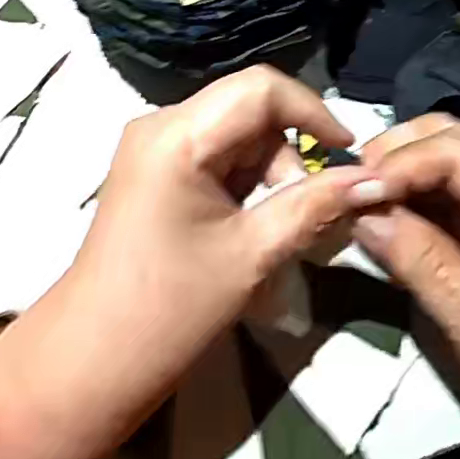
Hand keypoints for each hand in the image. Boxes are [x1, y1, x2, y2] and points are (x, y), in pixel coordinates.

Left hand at [0, 66, 389, 458]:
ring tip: (278, 230)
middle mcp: (163, 124)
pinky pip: (222, 153)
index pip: (261, 89)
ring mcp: (157, 145)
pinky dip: (249, 182)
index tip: (346, 151)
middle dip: (289, 153)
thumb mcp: (252, 255)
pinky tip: (254, 224)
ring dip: (271, 173)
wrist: (84, 370)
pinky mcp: (159, 167)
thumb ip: (316, 206)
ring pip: (241, 133)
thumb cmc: (166, 312)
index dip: (312, 110)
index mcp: (178, 136)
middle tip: (308, 207)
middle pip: (252, 109)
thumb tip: (375, 180)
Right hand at [352, 119, 459, 458]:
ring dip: (406, 183)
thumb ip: (427, 265)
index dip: (402, 162)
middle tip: (350, 190)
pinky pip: (459, 216)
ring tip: (358, 205)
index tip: (351, 191)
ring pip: (455, 178)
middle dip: (401, 158)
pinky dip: (420, 214)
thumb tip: (362, 212)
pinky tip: (389, 227)